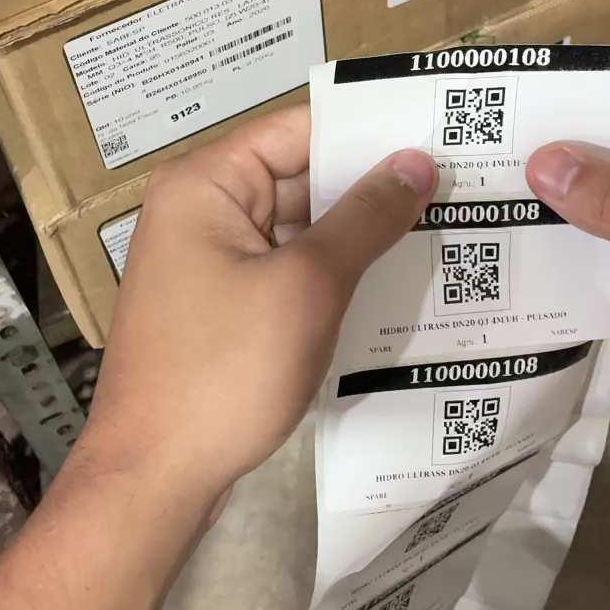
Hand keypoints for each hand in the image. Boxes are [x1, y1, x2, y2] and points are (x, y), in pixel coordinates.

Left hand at [75, 106, 436, 505]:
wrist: (154, 479)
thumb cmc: (226, 369)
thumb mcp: (307, 285)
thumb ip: (365, 218)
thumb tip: (417, 162)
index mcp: (206, 183)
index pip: (298, 130)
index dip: (367, 130)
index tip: (436, 133)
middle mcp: (202, 208)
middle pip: (297, 176)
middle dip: (369, 185)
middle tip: (456, 183)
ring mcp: (209, 259)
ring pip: (295, 226)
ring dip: (355, 232)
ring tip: (440, 225)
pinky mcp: (221, 303)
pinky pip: (284, 267)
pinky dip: (329, 271)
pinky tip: (390, 279)